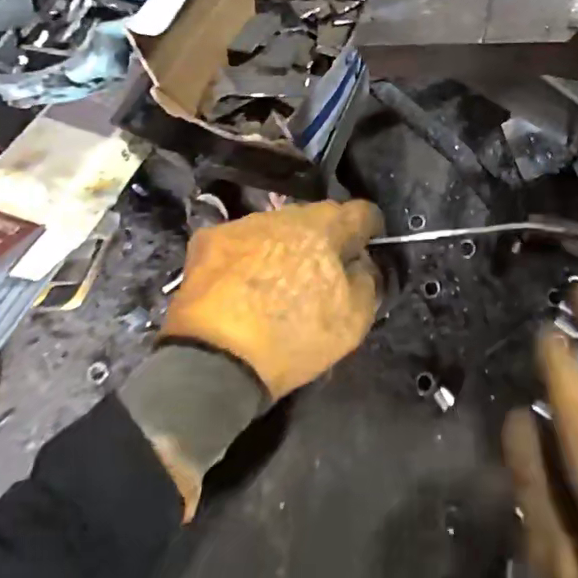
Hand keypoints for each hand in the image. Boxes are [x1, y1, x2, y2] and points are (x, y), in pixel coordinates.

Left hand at [161, 199, 381, 398]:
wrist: (211, 365)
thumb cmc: (293, 339)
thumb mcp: (356, 318)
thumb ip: (369, 279)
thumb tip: (360, 263)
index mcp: (328, 227)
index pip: (364, 212)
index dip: (370, 232)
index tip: (365, 253)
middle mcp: (288, 215)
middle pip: (319, 217)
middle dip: (326, 238)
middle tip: (322, 271)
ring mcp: (244, 225)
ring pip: (279, 226)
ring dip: (287, 244)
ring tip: (278, 278)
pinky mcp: (207, 242)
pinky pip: (243, 240)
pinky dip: (249, 255)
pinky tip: (243, 283)